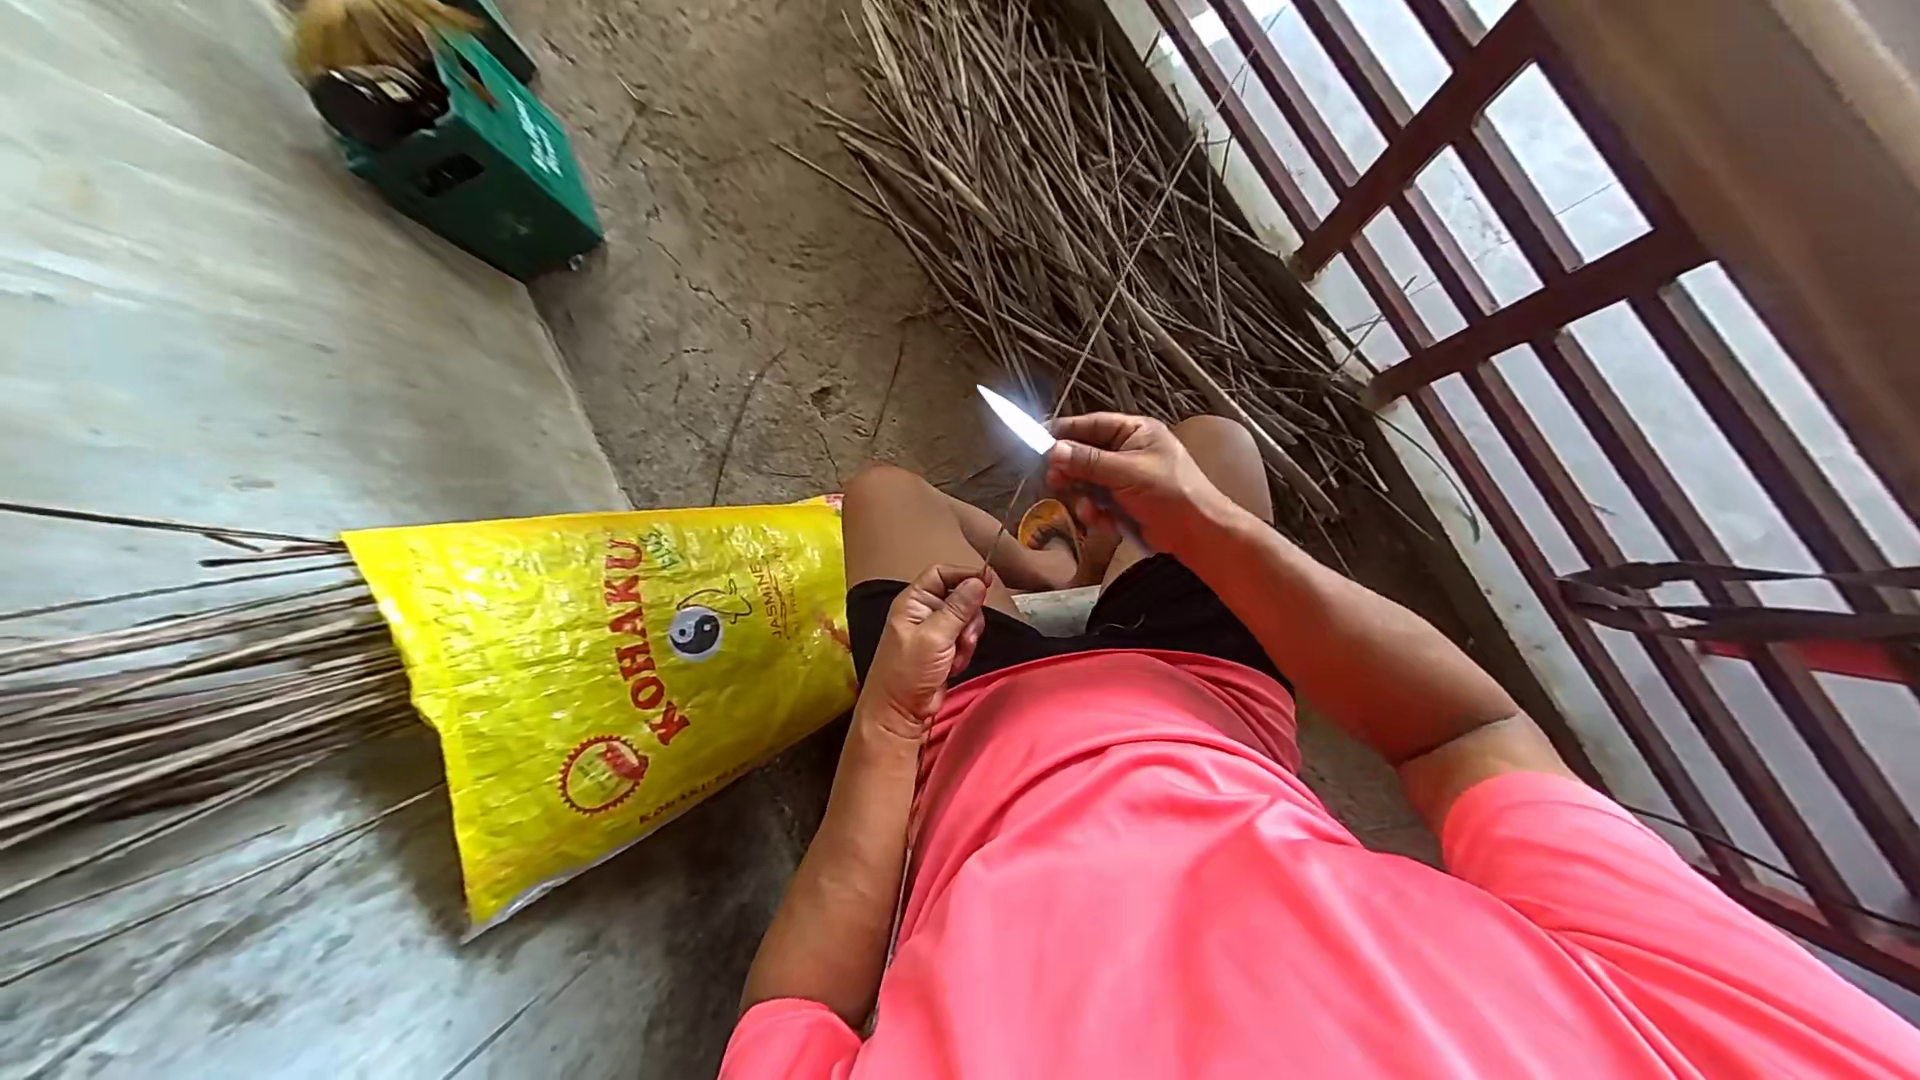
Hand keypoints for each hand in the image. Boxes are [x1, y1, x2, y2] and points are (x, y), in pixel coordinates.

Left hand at [858, 564, 991, 739]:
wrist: (900, 711)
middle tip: (963, 636)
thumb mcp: (935, 636)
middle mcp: (924, 611)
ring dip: (966, 639)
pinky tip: (952, 666)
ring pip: (967, 620)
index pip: (942, 573)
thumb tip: (978, 582)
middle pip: (960, 597)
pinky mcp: (944, 648)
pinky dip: (964, 653)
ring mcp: (934, 630)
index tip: (988, 581)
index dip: (964, 574)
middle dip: (968, 617)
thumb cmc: (908, 672)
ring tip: (953, 656)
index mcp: (914, 601)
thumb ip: (958, 608)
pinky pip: (966, 640)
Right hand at [1045, 413, 1235, 555]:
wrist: (1196, 533)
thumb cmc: (1171, 493)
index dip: (1064, 433)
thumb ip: (1088, 462)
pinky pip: (1095, 503)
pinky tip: (1103, 522)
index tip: (1038, 442)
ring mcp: (1123, 478)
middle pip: (1083, 455)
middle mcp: (1126, 451)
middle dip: (1071, 471)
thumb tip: (1053, 451)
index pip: (1090, 425)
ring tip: (1090, 510)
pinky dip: (1096, 514)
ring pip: (1085, 482)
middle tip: (1056, 482)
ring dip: (1084, 498)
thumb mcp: (1127, 472)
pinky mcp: (1121, 503)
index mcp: (1134, 432)